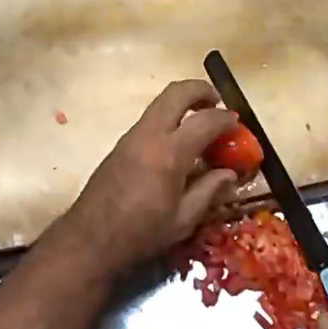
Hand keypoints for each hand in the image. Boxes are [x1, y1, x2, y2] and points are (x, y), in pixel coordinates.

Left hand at [46, 80, 239, 276]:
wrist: (91, 238)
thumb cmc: (141, 233)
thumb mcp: (183, 220)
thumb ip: (209, 191)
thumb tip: (230, 173)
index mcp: (169, 153)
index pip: (204, 121)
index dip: (225, 118)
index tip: (237, 122)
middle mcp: (149, 134)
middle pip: (176, 93)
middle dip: (200, 90)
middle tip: (217, 103)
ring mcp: (132, 135)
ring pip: (161, 101)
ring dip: (183, 101)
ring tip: (201, 120)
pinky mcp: (122, 142)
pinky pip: (151, 117)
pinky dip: (170, 116)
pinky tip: (179, 140)